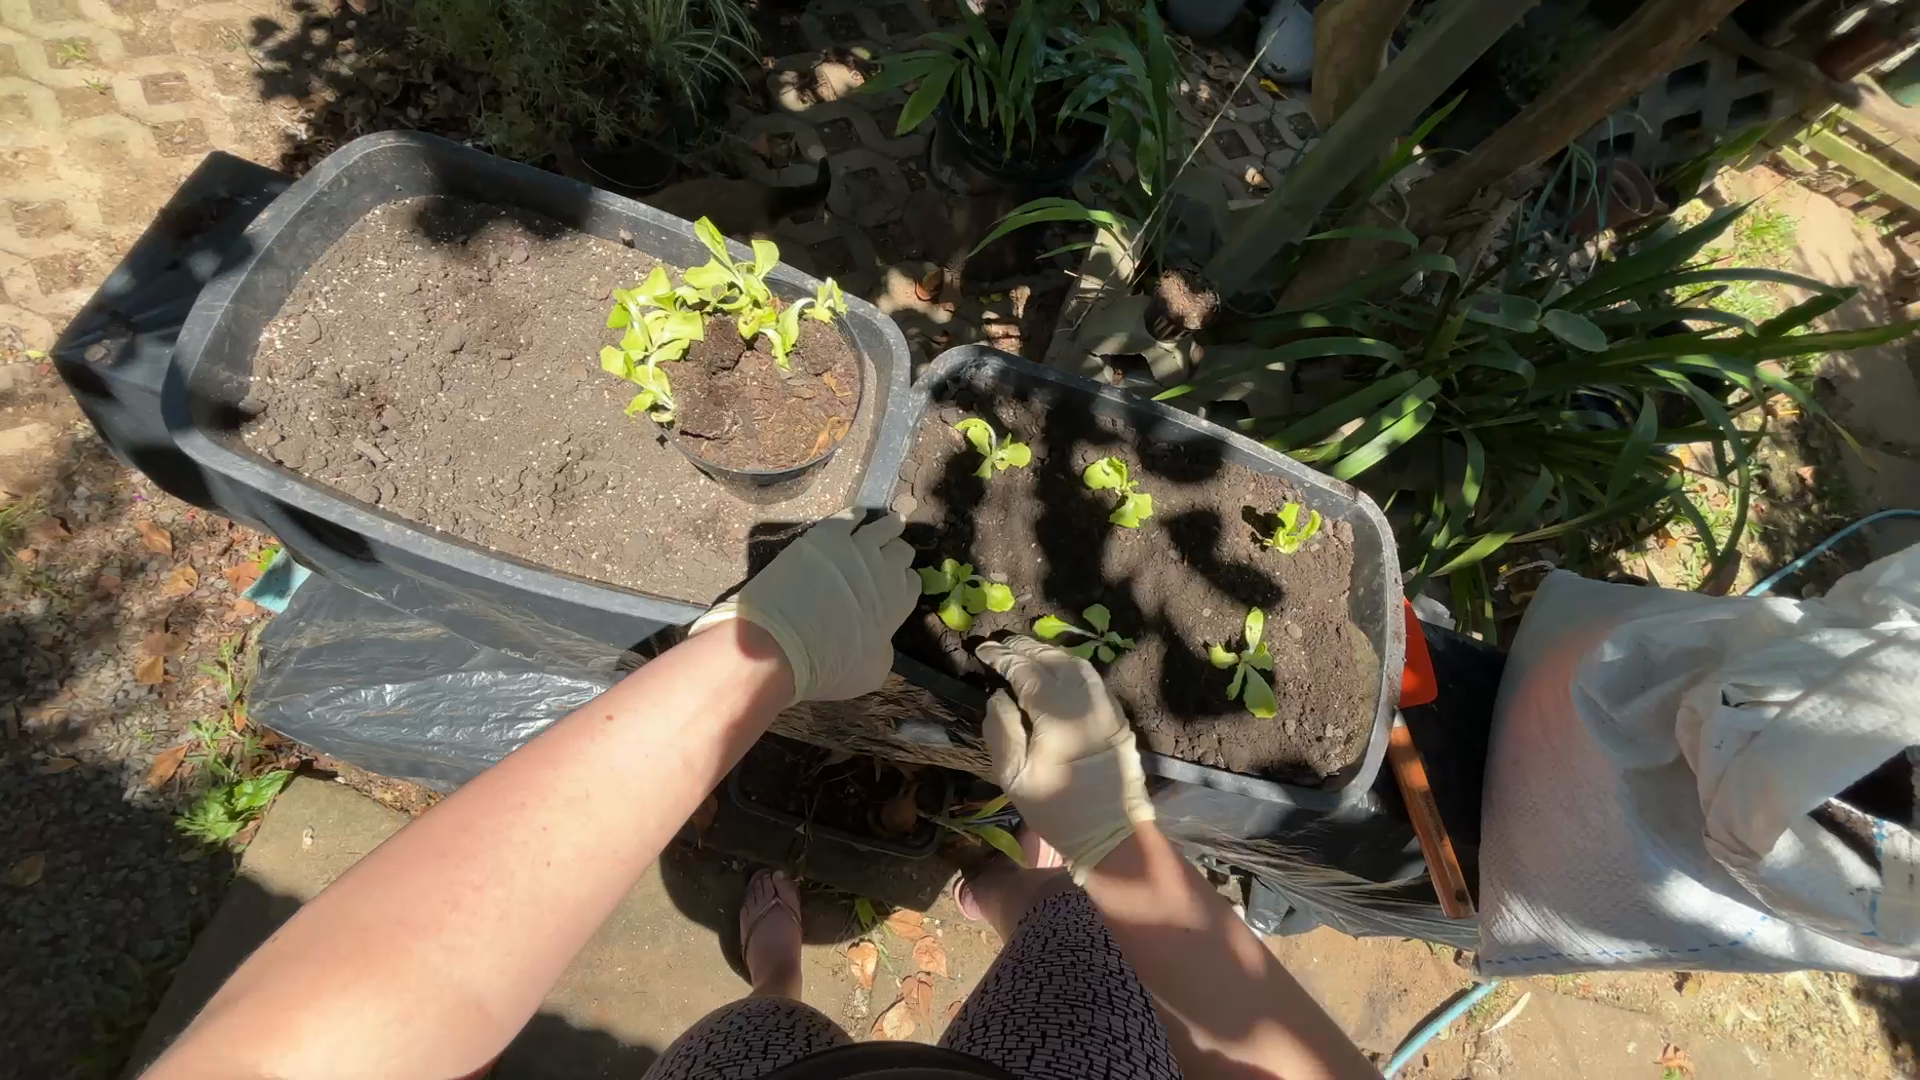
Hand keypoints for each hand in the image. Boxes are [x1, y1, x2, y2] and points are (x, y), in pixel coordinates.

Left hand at [693, 510, 916, 702]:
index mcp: (898, 601)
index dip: (904, 583)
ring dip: (889, 527)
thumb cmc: (828, 665)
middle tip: (890, 557)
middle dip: (898, 554)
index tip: (896, 586)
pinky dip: (857, 515)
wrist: (780, 643)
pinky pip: (849, 515)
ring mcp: (856, 547)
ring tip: (891, 524)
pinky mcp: (826, 535)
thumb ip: (883, 649)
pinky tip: (859, 514)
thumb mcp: (871, 672)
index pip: (913, 582)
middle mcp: (885, 568)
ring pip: (883, 528)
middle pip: (901, 551)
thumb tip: (880, 640)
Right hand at [975, 636, 1154, 881]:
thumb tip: (997, 696)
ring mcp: (1104, 703)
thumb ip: (1001, 731)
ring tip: (1022, 651)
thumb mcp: (1014, 777)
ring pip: (1073, 662)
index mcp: (1056, 715)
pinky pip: (1089, 675)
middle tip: (999, 646)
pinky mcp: (1115, 712)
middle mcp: (1083, 700)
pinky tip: (1053, 667)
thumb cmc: (1057, 808)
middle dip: (1022, 648)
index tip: (983, 651)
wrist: (1111, 832)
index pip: (1025, 672)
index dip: (1002, 658)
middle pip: (1050, 659)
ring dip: (1046, 652)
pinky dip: (1067, 663)